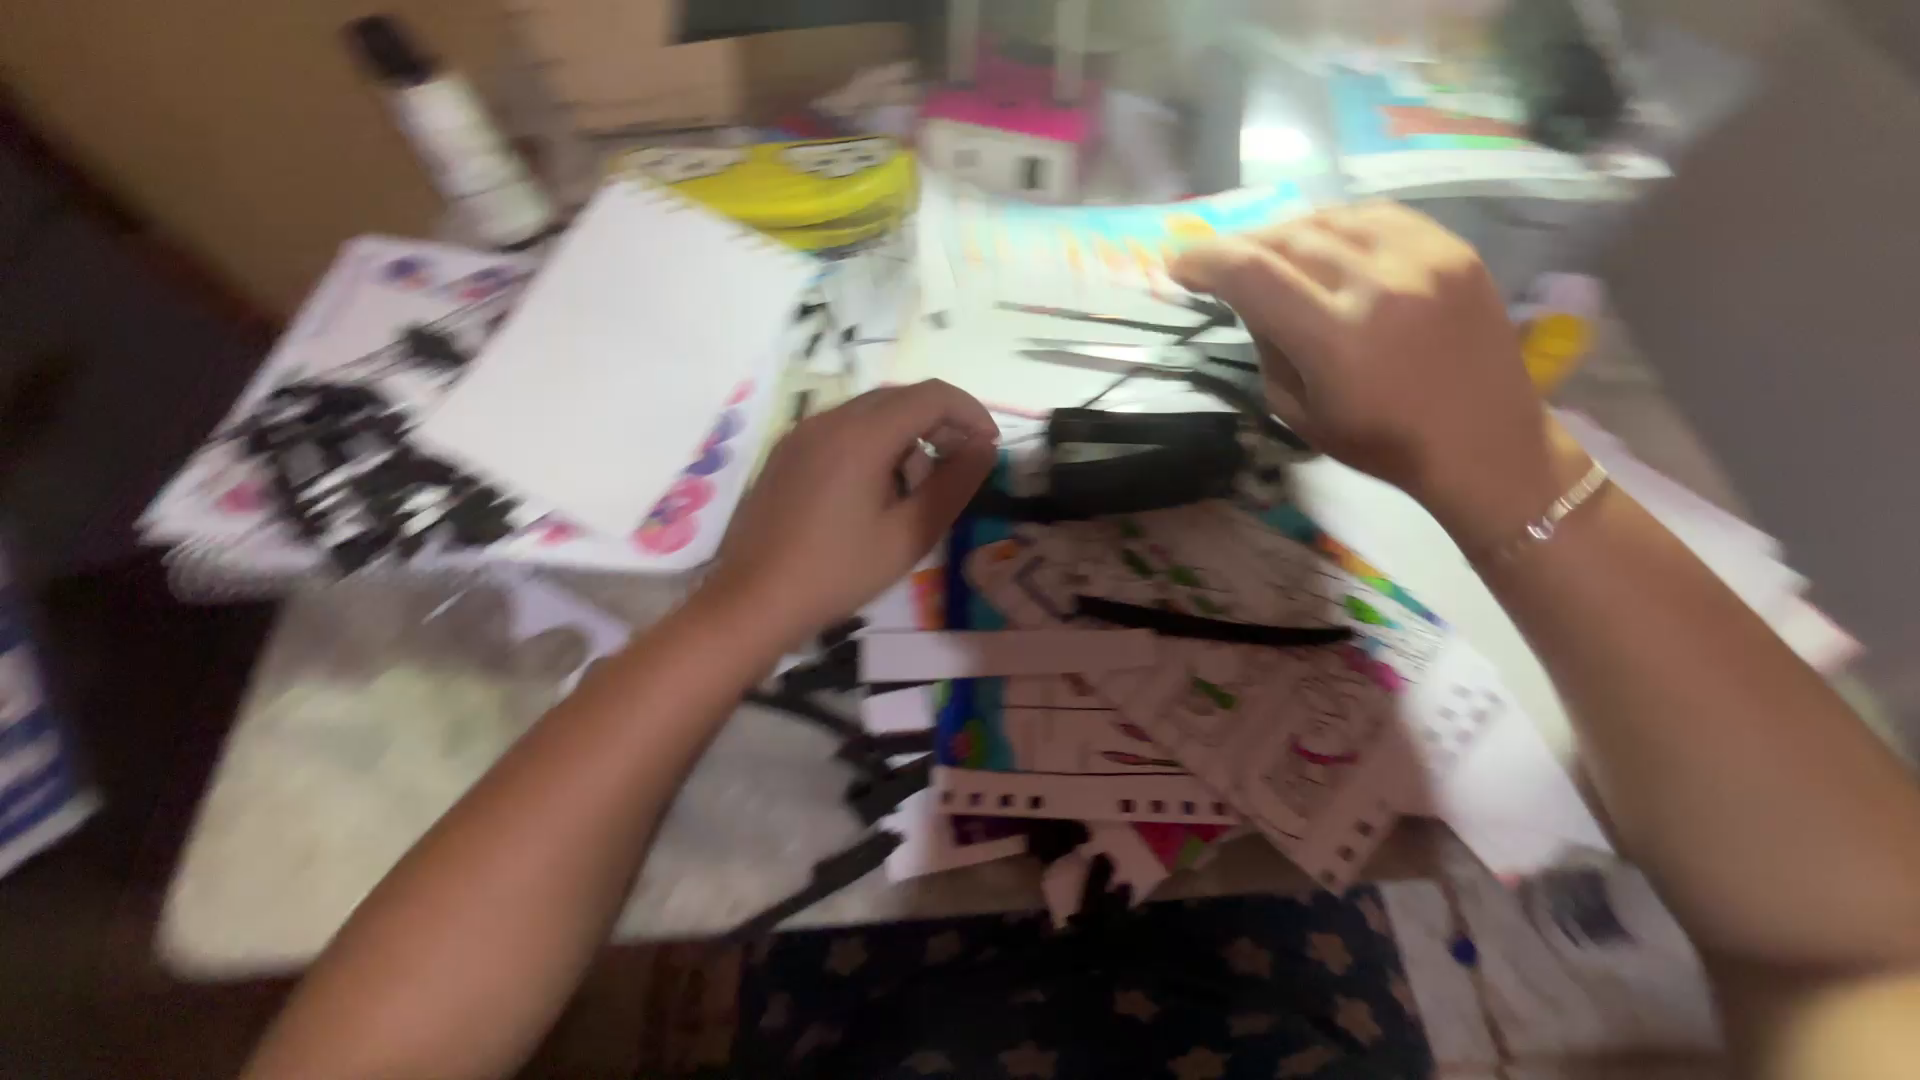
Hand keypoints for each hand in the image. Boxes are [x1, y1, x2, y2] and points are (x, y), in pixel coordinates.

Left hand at [700, 381, 996, 650]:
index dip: (970, 413)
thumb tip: (984, 448)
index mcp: (862, 435)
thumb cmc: (837, 573)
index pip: (931, 395)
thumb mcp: (909, 535)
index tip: (988, 448)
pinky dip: (872, 444)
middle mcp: (829, 420)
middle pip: (899, 397)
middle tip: (958, 468)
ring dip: (906, 435)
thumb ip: (954, 485)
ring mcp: (801, 434)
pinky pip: (841, 430)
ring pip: (869, 412)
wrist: (752, 601)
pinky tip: (873, 492)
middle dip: (939, 423)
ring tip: (914, 489)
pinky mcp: (786, 453)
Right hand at [1170, 202, 1586, 551]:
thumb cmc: (1381, 444)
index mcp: (1335, 338)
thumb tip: (1251, 299)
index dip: (1203, 260)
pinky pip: (1376, 215)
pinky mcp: (1452, 247)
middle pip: (1285, 237)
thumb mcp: (1298, 411)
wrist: (1484, 443)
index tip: (1178, 266)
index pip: (1250, 273)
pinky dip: (1335, 224)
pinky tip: (1324, 242)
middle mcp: (1378, 284)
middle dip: (1240, 247)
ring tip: (1269, 254)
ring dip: (1285, 232)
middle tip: (1219, 264)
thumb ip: (1268, 347)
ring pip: (1328, 218)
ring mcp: (1423, 257)